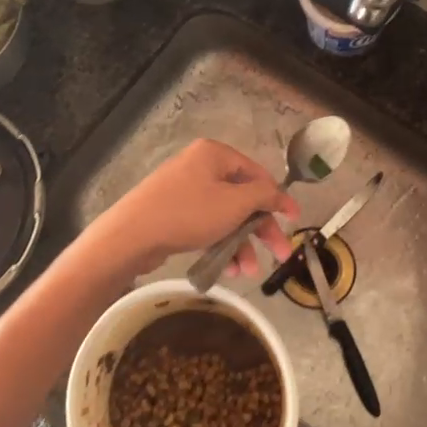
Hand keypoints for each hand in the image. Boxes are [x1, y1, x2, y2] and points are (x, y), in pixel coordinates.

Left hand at [89, 139, 297, 278]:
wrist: (132, 235)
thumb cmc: (189, 213)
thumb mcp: (235, 203)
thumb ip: (263, 195)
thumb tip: (279, 193)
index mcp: (214, 154)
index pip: (257, 173)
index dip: (278, 198)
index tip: (295, 221)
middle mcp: (199, 166)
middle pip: (242, 197)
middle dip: (260, 229)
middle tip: (279, 254)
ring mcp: (183, 190)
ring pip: (224, 216)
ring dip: (240, 243)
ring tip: (247, 272)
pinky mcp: (172, 212)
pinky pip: (205, 225)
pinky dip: (218, 244)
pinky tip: (226, 269)